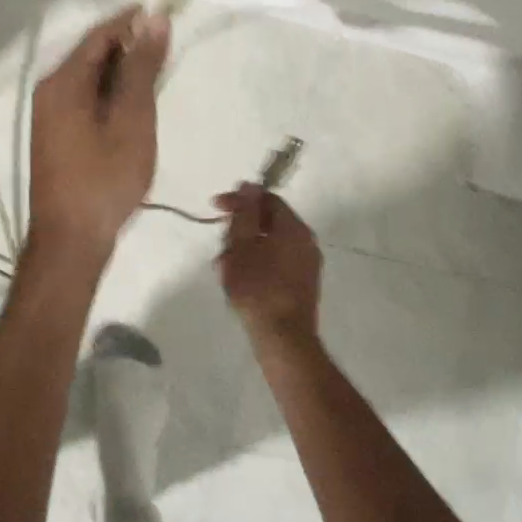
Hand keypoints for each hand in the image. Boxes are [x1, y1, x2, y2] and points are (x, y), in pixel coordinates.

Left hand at [27, 5, 170, 260]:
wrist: (70, 239)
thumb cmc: (104, 178)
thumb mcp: (132, 119)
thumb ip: (143, 68)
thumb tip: (155, 19)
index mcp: (63, 81)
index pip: (101, 34)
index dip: (133, 19)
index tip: (167, 12)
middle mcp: (50, 90)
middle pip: (93, 53)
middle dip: (131, 46)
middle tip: (169, 50)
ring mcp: (50, 114)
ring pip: (91, 78)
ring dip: (124, 73)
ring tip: (159, 78)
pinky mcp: (57, 134)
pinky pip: (86, 98)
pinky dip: (112, 95)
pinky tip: (136, 107)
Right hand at [215, 183, 321, 345]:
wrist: (283, 337)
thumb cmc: (257, 288)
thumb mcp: (242, 245)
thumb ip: (244, 213)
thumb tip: (249, 185)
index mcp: (294, 228)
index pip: (266, 199)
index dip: (239, 199)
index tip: (215, 208)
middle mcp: (306, 242)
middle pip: (268, 222)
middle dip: (239, 230)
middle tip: (220, 245)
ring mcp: (306, 265)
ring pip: (269, 244)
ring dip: (244, 249)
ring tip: (224, 268)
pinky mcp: (302, 285)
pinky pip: (276, 262)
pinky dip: (256, 264)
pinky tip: (239, 280)